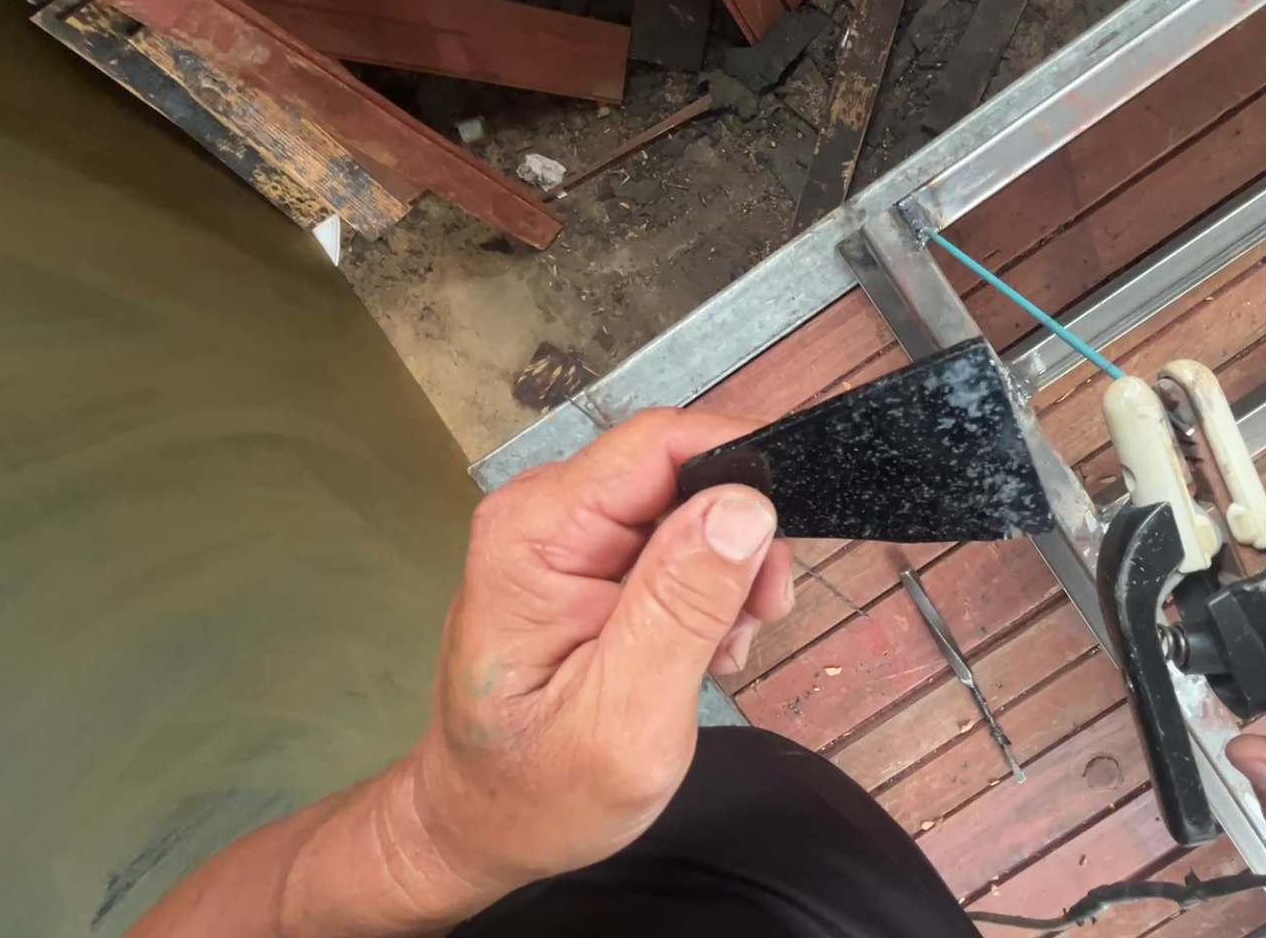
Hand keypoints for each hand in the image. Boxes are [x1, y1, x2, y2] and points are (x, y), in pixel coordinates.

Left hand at [127, 410, 792, 937]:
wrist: (485, 822)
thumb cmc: (542, 792)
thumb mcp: (626, 717)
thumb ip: (683, 607)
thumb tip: (746, 504)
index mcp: (540, 530)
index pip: (659, 443)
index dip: (736, 469)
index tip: (781, 543)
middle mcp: (548, 507)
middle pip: (680, 470)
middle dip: (739, 534)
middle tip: (757, 618)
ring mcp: (569, 527)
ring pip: (688, 502)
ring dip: (729, 567)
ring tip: (726, 644)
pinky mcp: (590, 551)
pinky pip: (676, 534)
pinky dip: (709, 582)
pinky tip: (704, 642)